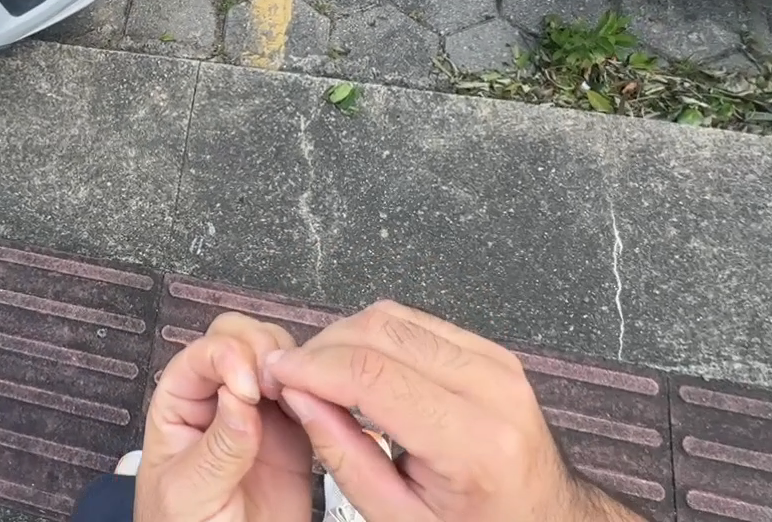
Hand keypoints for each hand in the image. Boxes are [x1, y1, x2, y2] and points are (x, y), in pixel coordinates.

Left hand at [135, 313, 314, 521]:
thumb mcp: (187, 495)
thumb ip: (216, 449)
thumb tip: (238, 399)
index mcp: (180, 401)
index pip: (202, 354)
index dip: (226, 356)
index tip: (248, 386)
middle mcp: (218, 397)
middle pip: (238, 337)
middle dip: (260, 346)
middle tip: (274, 382)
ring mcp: (257, 413)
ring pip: (275, 357)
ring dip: (288, 364)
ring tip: (296, 395)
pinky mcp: (292, 434)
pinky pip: (306, 395)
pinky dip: (315, 390)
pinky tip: (316, 406)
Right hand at [265, 301, 641, 521]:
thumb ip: (343, 456)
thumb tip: (297, 395)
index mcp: (478, 446)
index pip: (372, 377)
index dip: (312, 367)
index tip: (276, 373)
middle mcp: (493, 390)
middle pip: (379, 332)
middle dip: (321, 348)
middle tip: (289, 375)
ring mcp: (496, 362)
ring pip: (391, 315)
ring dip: (343, 337)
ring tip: (319, 373)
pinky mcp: (488, 350)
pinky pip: (413, 319)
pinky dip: (372, 333)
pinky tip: (355, 365)